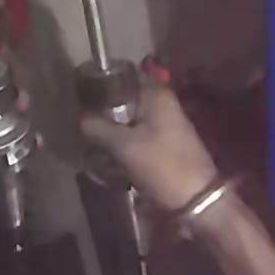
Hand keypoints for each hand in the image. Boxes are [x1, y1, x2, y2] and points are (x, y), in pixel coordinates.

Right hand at [81, 77, 221, 225]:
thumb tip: (77, 117)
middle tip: (78, 112)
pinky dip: (121, 139)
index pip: (127, 74)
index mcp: (157, 95)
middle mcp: (163, 104)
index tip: (82, 86)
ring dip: (111, 124)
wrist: (197, 201)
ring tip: (86, 131)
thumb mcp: (123, 146)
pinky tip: (104, 149)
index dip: (105, 78)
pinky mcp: (165, 145)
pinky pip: (137, 135)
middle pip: (127, 97)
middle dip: (104, 105)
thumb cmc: (162, 164)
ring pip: (131, 117)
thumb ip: (97, 128)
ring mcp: (166, 125)